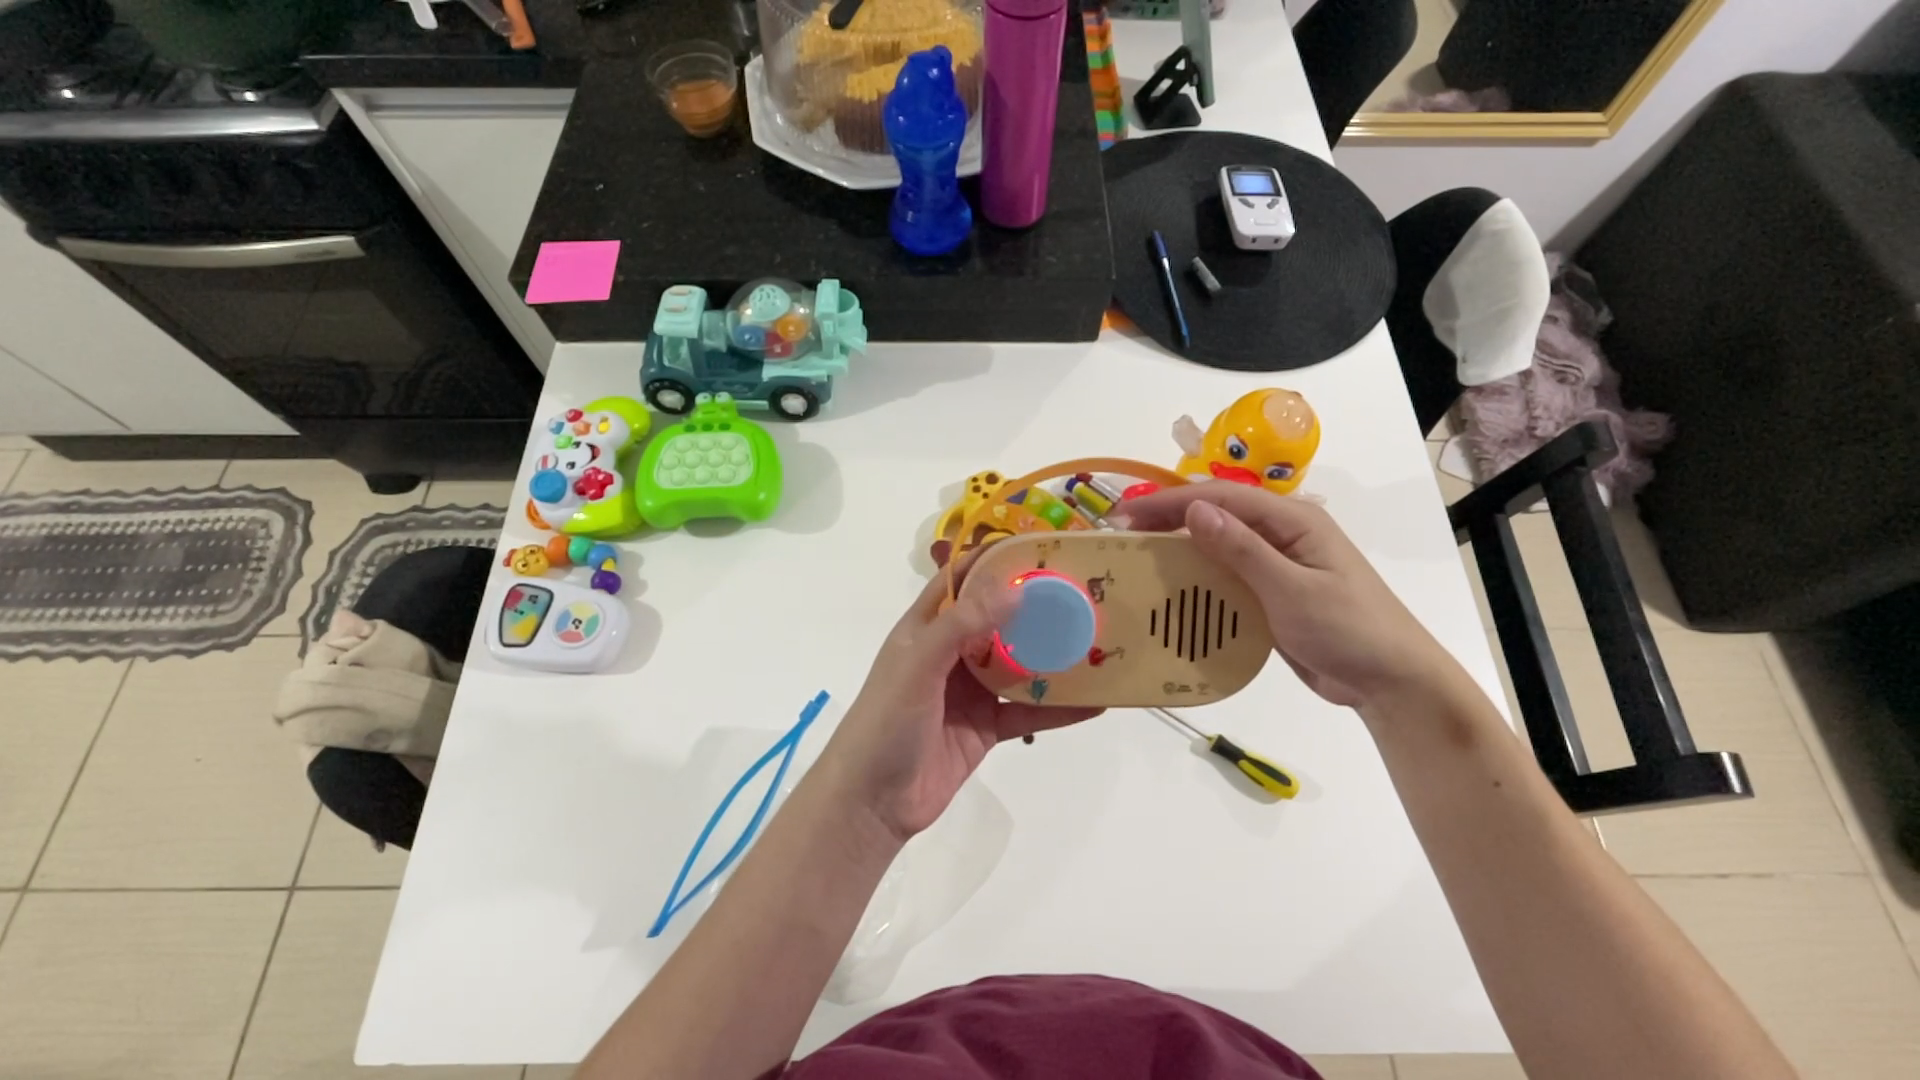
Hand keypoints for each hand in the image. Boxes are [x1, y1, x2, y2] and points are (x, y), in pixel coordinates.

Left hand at [819, 571, 1101, 841]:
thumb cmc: (886, 722)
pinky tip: (1095, 702)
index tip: (1041, 548)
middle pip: (998, 620)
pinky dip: (1059, 708)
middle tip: (1086, 592)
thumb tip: (1013, 588)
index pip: (961, 581)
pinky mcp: (986, 728)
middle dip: (1035, 606)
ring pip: (1019, 664)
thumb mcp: (919, 665)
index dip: (995, 561)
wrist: (871, 802)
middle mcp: (950, 653)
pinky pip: (1027, 711)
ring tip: (1098, 639)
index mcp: (926, 628)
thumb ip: (961, 625)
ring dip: (1052, 654)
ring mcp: (970, 692)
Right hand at [1114, 483, 1458, 710]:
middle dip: (1168, 521)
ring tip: (1138, 559)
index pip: (1221, 498)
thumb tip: (1193, 510)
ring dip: (1180, 549)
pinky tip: (1172, 592)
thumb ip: (1242, 549)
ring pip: (1219, 547)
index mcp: (1293, 520)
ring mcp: (1278, 566)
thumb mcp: (1291, 588)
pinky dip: (1199, 580)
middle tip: (1123, 536)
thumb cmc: (1348, 628)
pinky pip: (1228, 578)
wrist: (1390, 681)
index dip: (1170, 502)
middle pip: (1217, 517)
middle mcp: (1283, 535)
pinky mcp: (1272, 596)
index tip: (1126, 516)